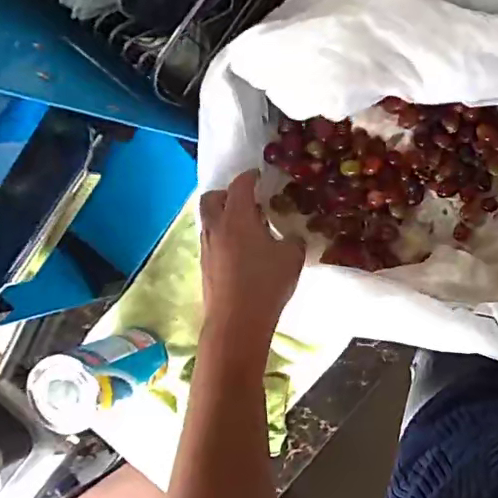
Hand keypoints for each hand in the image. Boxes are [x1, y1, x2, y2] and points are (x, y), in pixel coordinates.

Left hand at [199, 170, 304, 346]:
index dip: (251, 176)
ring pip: (210, 219)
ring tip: (249, 227)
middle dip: (229, 193)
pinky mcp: (205, 265)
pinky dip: (224, 235)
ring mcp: (207, 247)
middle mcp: (216, 227)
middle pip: (213, 197)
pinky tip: (243, 251)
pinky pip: (212, 239)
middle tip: (249, 200)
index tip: (260, 176)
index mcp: (237, 217)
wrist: (237, 322)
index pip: (240, 185)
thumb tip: (291, 237)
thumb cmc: (267, 284)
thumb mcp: (293, 257)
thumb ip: (293, 239)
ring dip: (226, 216)